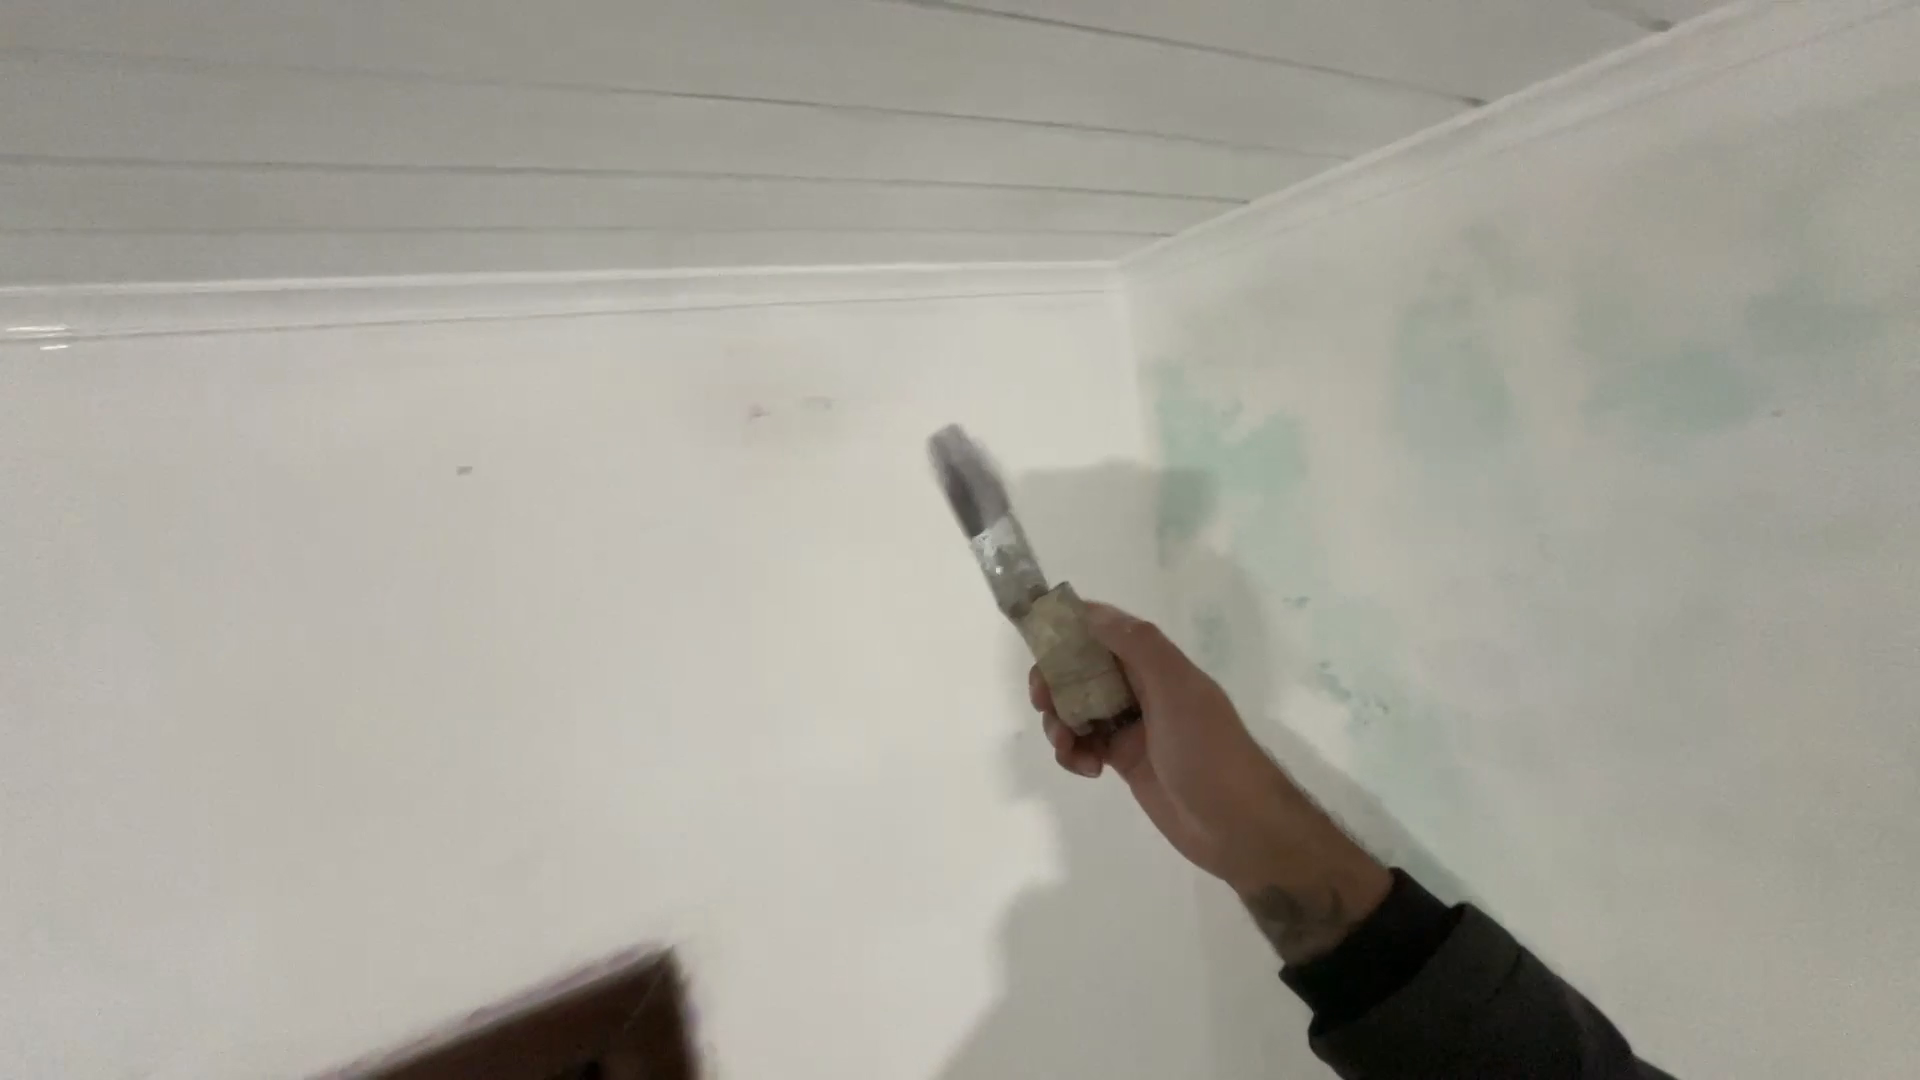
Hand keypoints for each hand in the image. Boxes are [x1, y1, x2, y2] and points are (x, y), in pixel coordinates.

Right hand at [1031, 602, 1389, 961]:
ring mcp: (1133, 725)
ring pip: (1078, 708)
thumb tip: (1089, 610)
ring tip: (1065, 744)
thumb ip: (1136, 644)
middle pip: (1083, 668)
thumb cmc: (1208, 750)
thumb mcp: (1177, 687)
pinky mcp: (1125, 759)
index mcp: (1156, 663)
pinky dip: (1075, 752)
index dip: (1070, 629)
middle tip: (1041, 700)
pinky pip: (1085, 744)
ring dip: (1060, 720)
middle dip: (1055, 680)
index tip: (1037, 640)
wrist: (1239, 827)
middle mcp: (1143, 687)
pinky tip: (1086, 769)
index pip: (1104, 630)